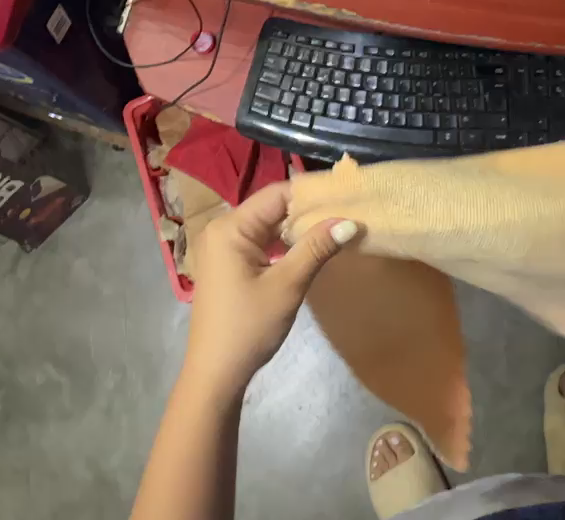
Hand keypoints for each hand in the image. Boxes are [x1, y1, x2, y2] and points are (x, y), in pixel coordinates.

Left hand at [182, 180, 359, 390]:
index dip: (311, 192)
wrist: (215, 373)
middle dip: (307, 209)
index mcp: (231, 226)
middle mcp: (222, 228)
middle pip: (271, 207)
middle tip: (346, 209)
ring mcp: (222, 246)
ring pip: (266, 224)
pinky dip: (282, 241)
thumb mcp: (287, 286)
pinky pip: (258, 240)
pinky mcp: (227, 263)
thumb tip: (349, 221)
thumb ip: (315, 248)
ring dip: (296, 226)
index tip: (345, 193)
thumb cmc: (249, 327)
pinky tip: (307, 246)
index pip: (277, 194)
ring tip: (334, 225)